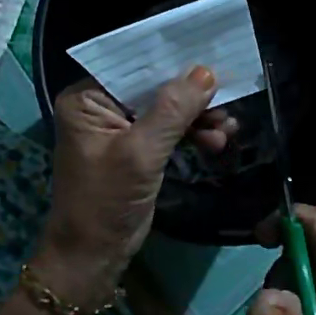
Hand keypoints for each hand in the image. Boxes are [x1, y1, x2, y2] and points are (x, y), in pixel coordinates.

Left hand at [35, 69, 235, 304]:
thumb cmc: (105, 202)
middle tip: (227, 99)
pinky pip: (171, 126)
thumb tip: (206, 72)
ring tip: (227, 128)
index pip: (135, 65)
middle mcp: (102, 105)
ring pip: (169, 106)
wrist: (93, 259)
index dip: (174, 61)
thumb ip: (173, 110)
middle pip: (156, 84)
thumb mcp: (140, 153)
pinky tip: (217, 140)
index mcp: (88, 97)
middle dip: (194, 94)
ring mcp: (121, 126)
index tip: (213, 55)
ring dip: (200, 115)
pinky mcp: (138, 146)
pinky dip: (195, 131)